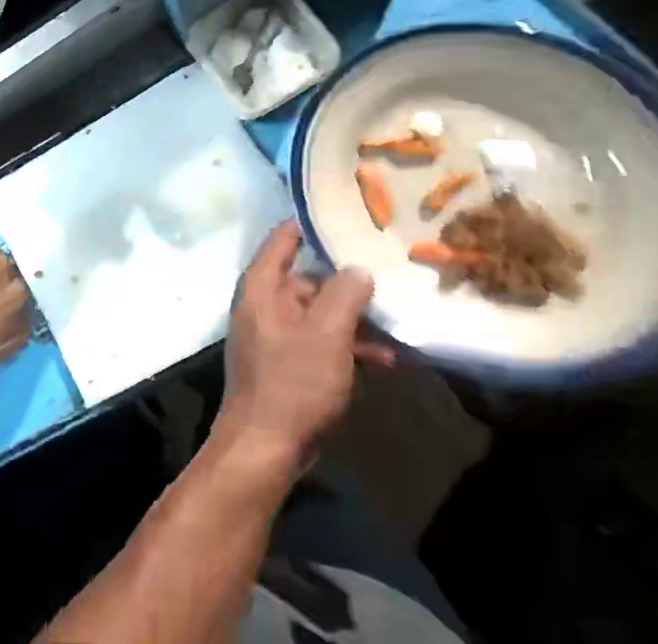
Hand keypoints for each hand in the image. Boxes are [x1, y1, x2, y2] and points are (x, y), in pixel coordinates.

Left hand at [215, 220, 394, 472]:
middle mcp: (262, 303)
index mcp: (261, 287)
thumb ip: (344, 295)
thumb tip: (357, 268)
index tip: (342, 211)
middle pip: (308, 278)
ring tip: (395, 331)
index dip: (309, 223)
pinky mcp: (285, 361)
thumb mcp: (327, 334)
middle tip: (390, 281)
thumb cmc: (293, 383)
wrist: (265, 446)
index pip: (282, 238)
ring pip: (318, 312)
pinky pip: (318, 340)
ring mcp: (273, 333)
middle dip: (348, 284)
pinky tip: (384, 360)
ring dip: (354, 321)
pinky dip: (346, 345)